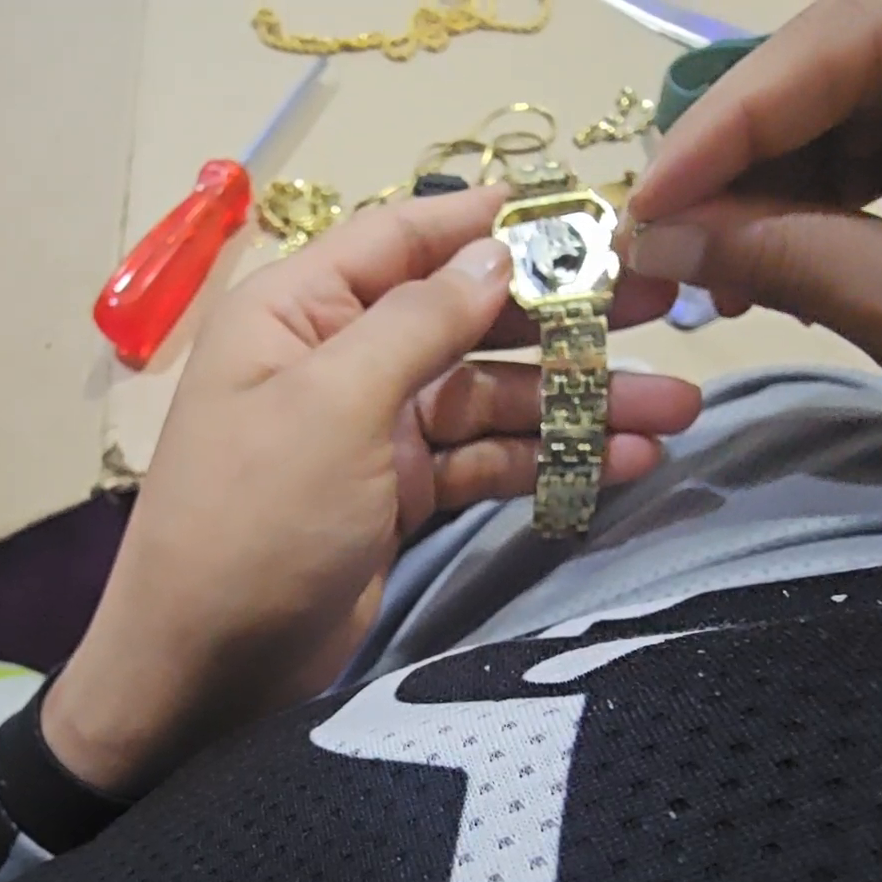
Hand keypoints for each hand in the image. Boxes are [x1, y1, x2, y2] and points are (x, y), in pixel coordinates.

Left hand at [46, 186, 697, 795]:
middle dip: (562, 317)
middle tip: (668, 303)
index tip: (591, 215)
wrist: (209, 666)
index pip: (405, 240)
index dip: (495, 224)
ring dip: (575, 404)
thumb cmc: (257, 520)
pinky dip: (544, 462)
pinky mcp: (399, 497)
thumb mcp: (333, 405)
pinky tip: (621, 464)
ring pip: (488, 400)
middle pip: (464, 319)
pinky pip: (482, 464)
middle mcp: (338, 361)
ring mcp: (373, 434)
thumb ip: (417, 322)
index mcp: (299, 313)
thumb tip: (494, 251)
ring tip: (673, 410)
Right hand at [624, 0, 881, 500]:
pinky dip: (800, 212)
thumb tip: (658, 238)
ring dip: (759, 192)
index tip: (645, 205)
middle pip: (850, 57)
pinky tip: (762, 269)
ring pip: (843, 108)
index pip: (876, 28)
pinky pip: (865, 154)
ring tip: (708, 278)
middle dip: (739, 158)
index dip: (735, 118)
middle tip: (657, 248)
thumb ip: (792, 259)